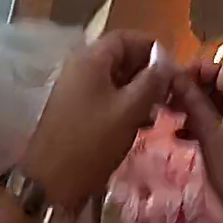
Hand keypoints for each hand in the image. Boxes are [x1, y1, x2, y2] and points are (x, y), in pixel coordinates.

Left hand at [21, 30, 171, 211]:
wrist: (50, 184)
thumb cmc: (92, 142)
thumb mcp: (129, 110)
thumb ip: (151, 82)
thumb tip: (167, 62)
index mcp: (91, 58)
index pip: (125, 37)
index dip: (151, 47)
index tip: (173, 68)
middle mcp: (81, 67)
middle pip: (120, 56)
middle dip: (147, 71)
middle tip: (170, 92)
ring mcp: (76, 89)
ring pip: (115, 78)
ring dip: (138, 90)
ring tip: (159, 111)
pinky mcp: (76, 109)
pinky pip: (106, 96)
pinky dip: (125, 104)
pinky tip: (140, 123)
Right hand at [170, 62, 222, 222]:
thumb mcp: (210, 135)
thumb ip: (192, 102)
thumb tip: (173, 75)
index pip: (217, 67)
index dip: (192, 72)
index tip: (166, 85)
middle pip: (219, 83)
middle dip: (192, 92)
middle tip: (165, 104)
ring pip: (221, 103)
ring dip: (196, 110)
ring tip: (170, 121)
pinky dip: (208, 125)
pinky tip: (185, 138)